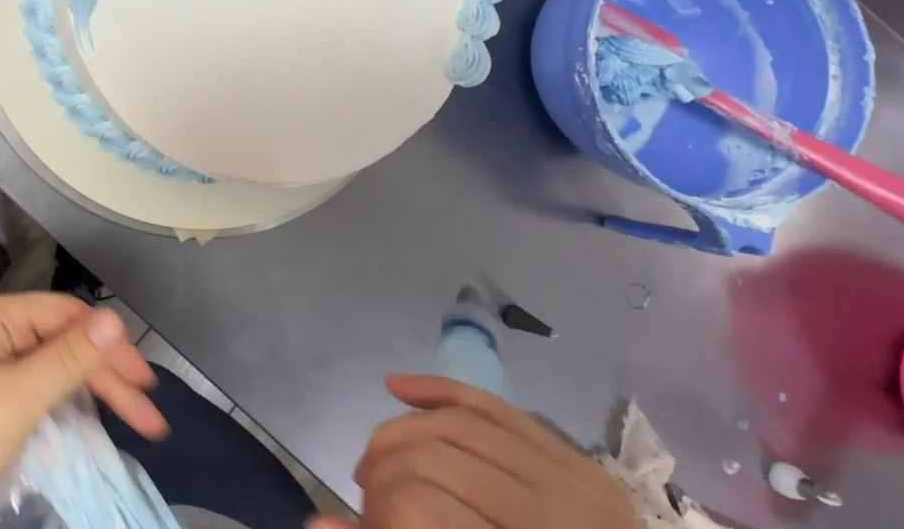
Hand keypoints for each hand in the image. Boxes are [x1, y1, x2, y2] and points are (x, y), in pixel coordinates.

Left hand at [0, 293, 167, 528]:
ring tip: (143, 425)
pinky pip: (49, 391)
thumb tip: (115, 319)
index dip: (110, 344)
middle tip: (150, 415)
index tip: (145, 381)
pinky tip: (101, 422)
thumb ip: (69, 358)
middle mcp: (1, 334)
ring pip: (63, 369)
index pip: (68, 315)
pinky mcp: (2, 399)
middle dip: (110, 375)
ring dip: (101, 393)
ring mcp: (1, 367)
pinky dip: (77, 406)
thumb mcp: (19, 396)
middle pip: (69, 343)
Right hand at [313, 375, 635, 528]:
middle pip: (432, 460)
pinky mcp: (585, 469)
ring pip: (458, 425)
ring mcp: (579, 491)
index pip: (419, 506)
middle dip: (381, 473)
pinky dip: (442, 392)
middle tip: (368, 500)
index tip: (367, 523)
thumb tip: (318, 522)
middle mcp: (559, 523)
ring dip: (398, 435)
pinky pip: (500, 409)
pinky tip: (396, 387)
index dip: (380, 511)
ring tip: (377, 463)